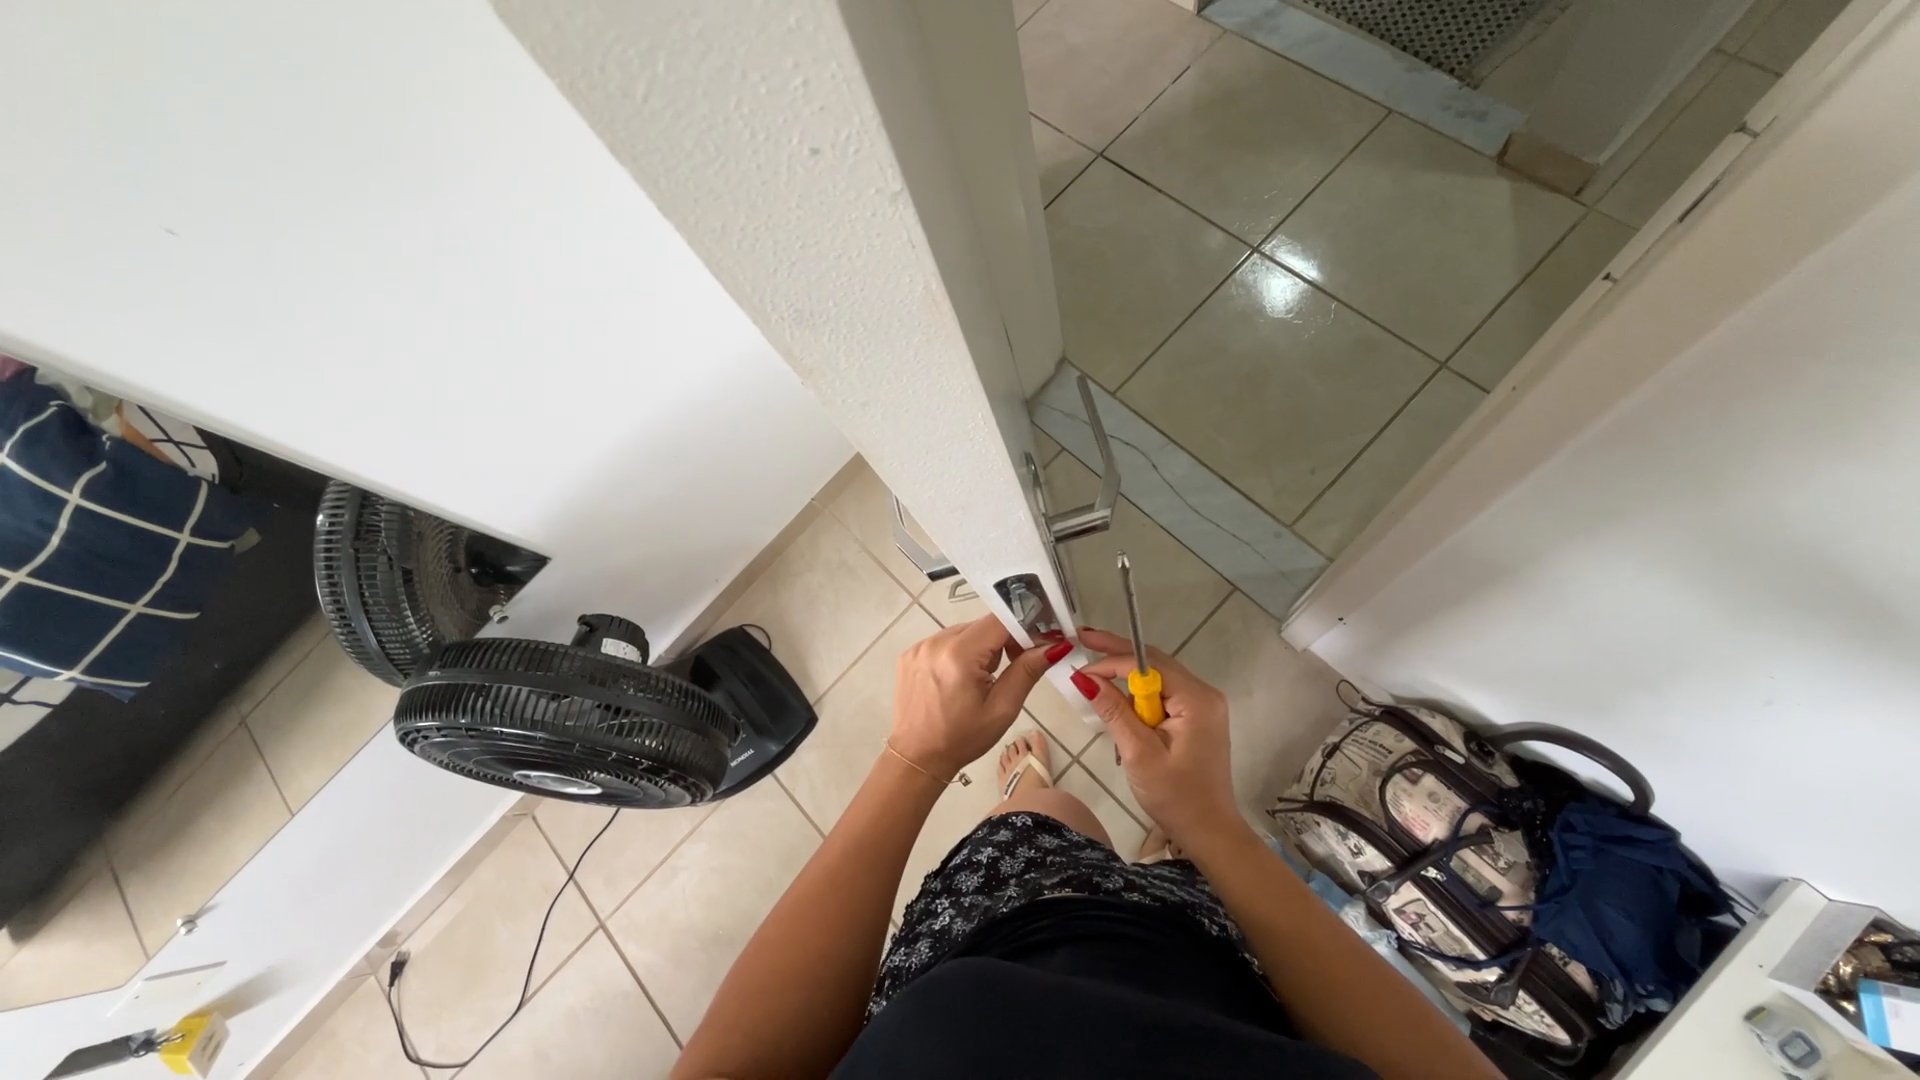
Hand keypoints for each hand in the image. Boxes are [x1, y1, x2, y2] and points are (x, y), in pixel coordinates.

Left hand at [890, 616, 1072, 778]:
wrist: (918, 757)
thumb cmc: (963, 738)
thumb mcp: (1002, 708)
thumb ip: (1027, 671)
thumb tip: (1056, 645)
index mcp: (958, 655)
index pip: (999, 620)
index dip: (1021, 629)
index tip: (1032, 648)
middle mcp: (935, 642)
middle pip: (982, 625)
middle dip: (1001, 642)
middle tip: (1006, 671)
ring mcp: (920, 646)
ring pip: (964, 632)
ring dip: (979, 648)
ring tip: (978, 680)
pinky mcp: (911, 653)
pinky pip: (945, 641)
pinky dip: (958, 653)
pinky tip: (957, 680)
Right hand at [1071, 627, 1246, 848]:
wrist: (1209, 831)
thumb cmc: (1175, 797)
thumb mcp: (1139, 753)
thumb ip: (1113, 710)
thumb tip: (1084, 677)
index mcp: (1196, 700)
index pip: (1148, 664)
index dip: (1112, 660)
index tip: (1080, 666)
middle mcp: (1204, 694)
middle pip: (1154, 663)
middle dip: (1117, 654)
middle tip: (1082, 640)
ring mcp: (1202, 705)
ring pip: (1157, 678)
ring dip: (1126, 676)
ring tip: (1093, 671)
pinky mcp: (1196, 718)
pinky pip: (1162, 694)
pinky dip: (1138, 695)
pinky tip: (1117, 697)